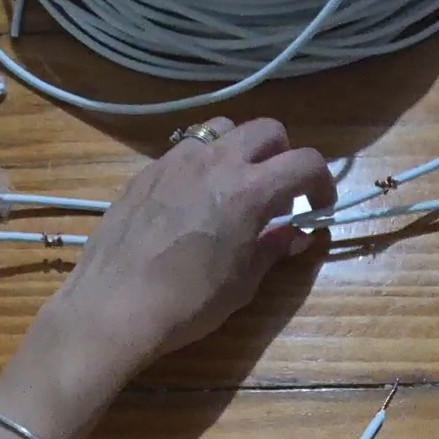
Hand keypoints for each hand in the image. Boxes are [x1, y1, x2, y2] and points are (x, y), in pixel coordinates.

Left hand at [33, 116, 335, 381]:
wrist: (115, 307)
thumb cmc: (187, 304)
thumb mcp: (241, 284)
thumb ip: (272, 249)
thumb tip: (296, 234)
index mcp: (250, 190)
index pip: (305, 162)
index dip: (322, 183)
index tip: (318, 208)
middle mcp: (216, 161)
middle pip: (267, 130)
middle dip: (283, 157)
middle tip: (280, 194)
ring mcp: (176, 161)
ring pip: (223, 130)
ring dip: (241, 150)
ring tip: (236, 187)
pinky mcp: (146, 172)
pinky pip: (186, 151)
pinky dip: (204, 165)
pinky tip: (193, 201)